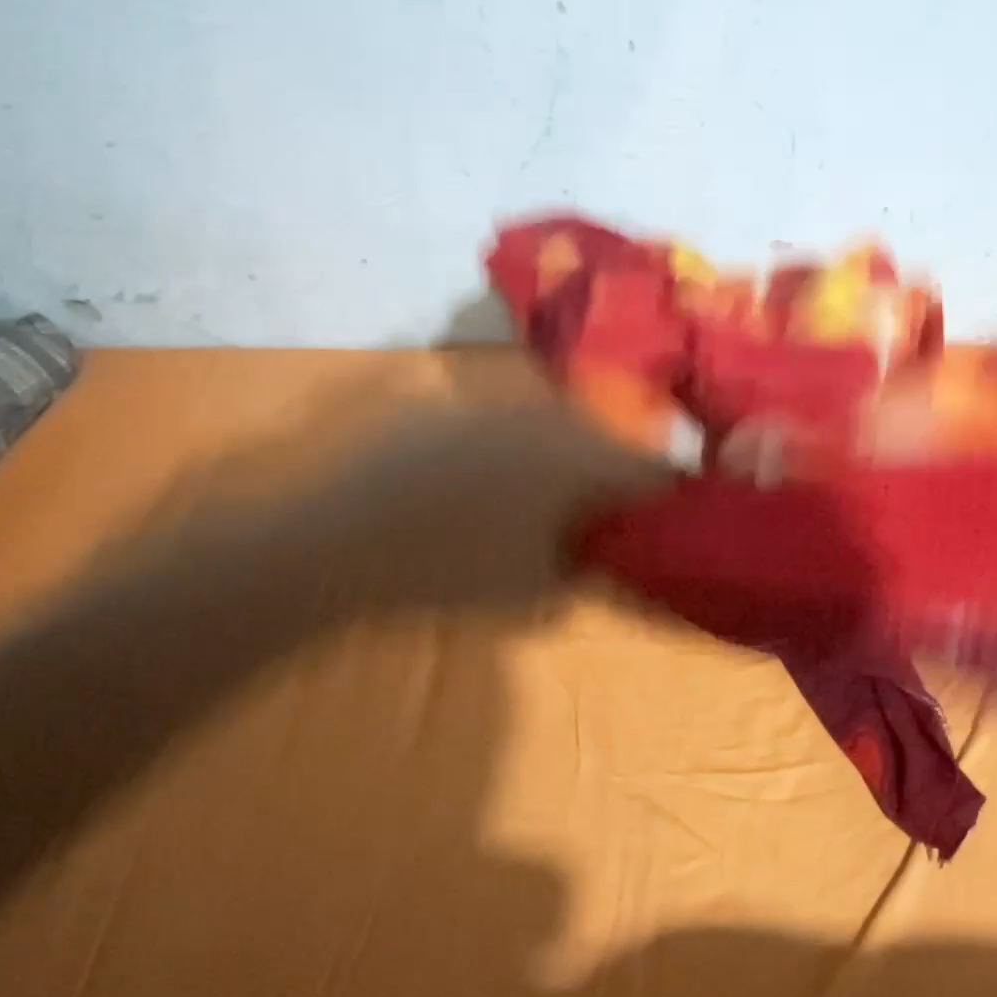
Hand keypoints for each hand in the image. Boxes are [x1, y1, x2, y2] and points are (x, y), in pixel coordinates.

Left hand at [194, 399, 674, 622]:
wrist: (330, 538)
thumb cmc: (450, 569)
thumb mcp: (536, 592)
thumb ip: (587, 571)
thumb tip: (600, 554)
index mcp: (582, 458)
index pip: (653, 470)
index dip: (666, 498)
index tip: (661, 522)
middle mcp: (549, 416)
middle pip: (606, 441)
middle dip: (610, 477)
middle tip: (597, 517)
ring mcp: (495, 404)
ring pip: (555, 427)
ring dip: (561, 460)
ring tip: (539, 502)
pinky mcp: (449, 405)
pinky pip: (504, 424)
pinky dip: (511, 451)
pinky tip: (479, 486)